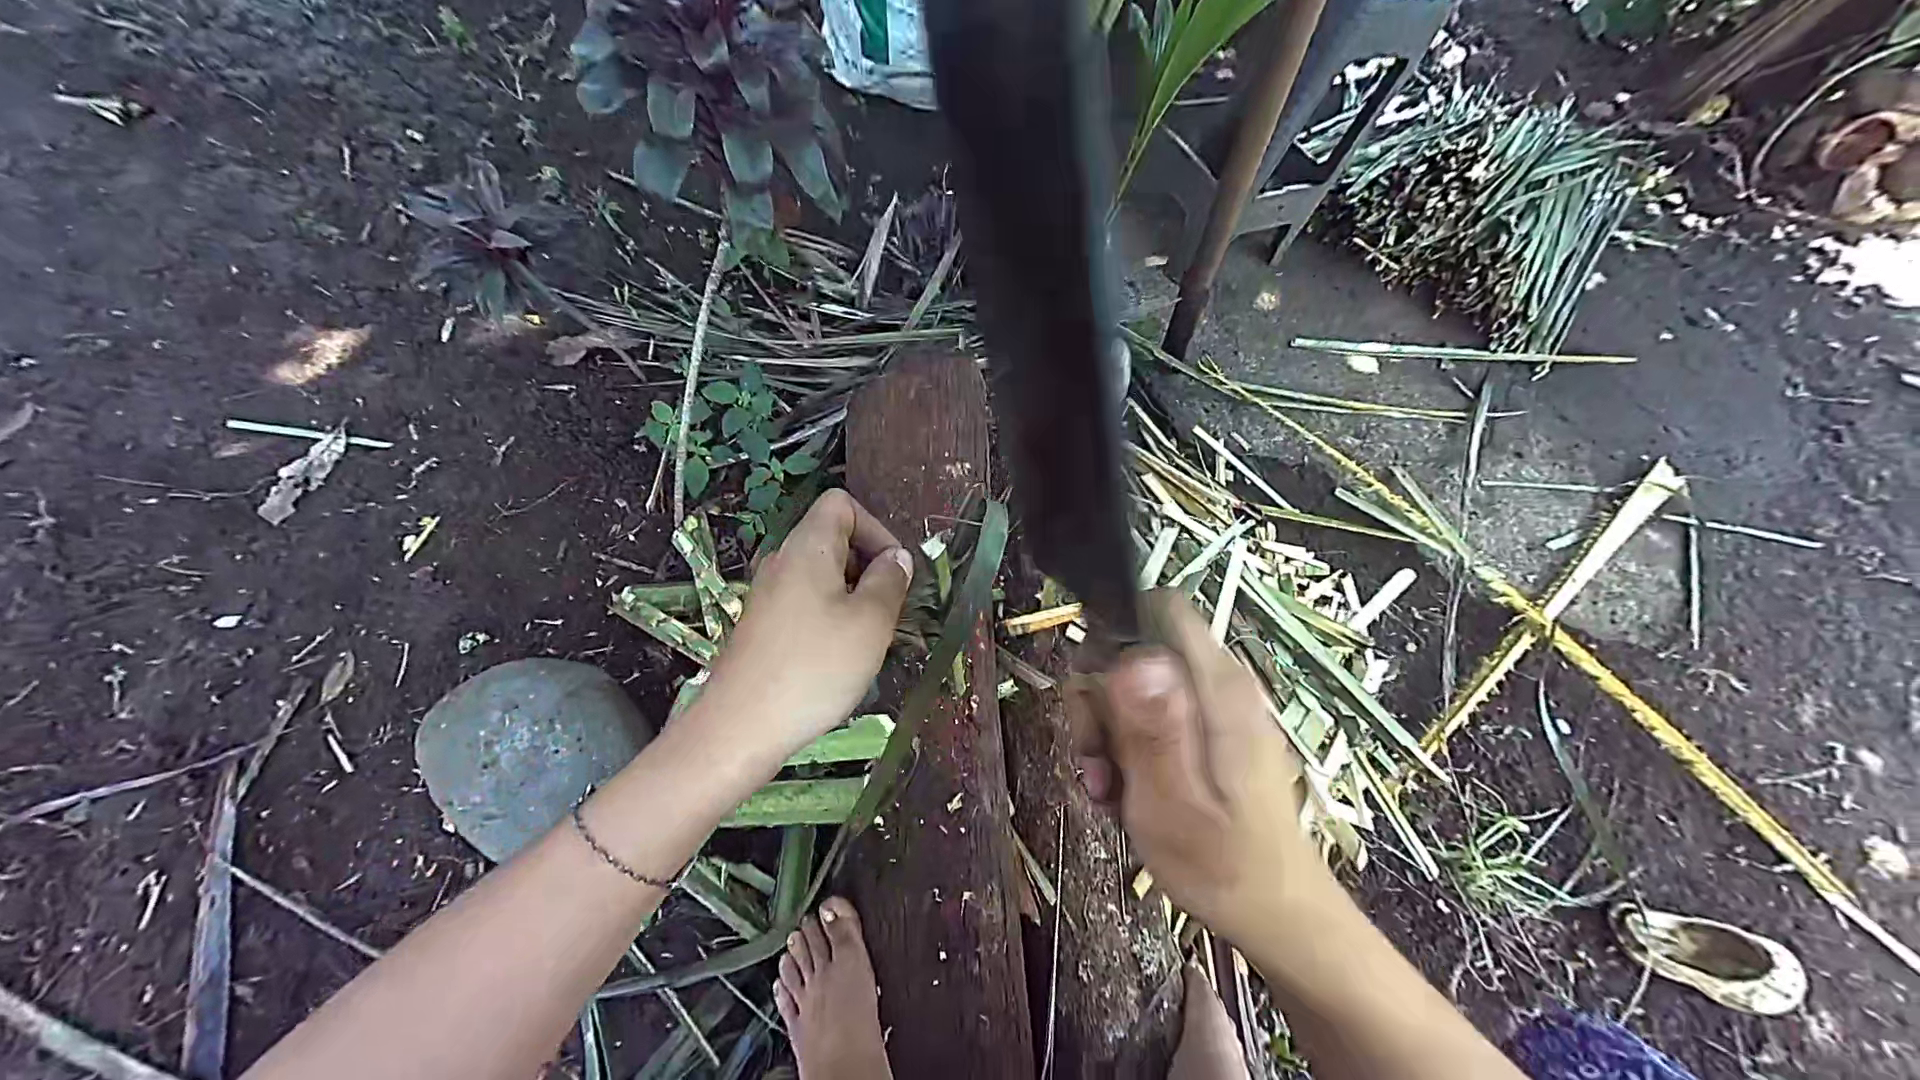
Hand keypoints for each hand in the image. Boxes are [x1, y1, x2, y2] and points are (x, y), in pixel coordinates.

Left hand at [695, 490, 913, 756]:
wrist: (741, 727)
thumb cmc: (814, 668)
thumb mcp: (870, 622)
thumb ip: (889, 581)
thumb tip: (896, 558)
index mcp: (807, 547)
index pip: (842, 504)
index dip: (876, 528)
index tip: (892, 572)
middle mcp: (783, 561)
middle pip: (834, 538)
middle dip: (869, 566)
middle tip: (888, 610)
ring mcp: (768, 594)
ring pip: (823, 575)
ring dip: (853, 595)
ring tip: (867, 637)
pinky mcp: (763, 625)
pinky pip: (806, 602)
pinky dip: (830, 616)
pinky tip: (838, 656)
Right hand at [1069, 590, 1342, 946]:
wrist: (1276, 914)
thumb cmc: (1223, 866)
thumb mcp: (1172, 803)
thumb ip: (1152, 729)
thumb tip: (1133, 659)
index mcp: (1217, 689)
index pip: (1161, 609)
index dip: (1113, 632)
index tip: (1090, 686)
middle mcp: (1218, 684)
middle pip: (1136, 649)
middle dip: (1098, 696)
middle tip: (1093, 756)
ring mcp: (1213, 706)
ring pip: (1133, 684)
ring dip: (1105, 730)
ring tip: (1106, 786)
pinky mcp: (1207, 729)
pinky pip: (1148, 714)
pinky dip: (1125, 746)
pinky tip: (1123, 790)